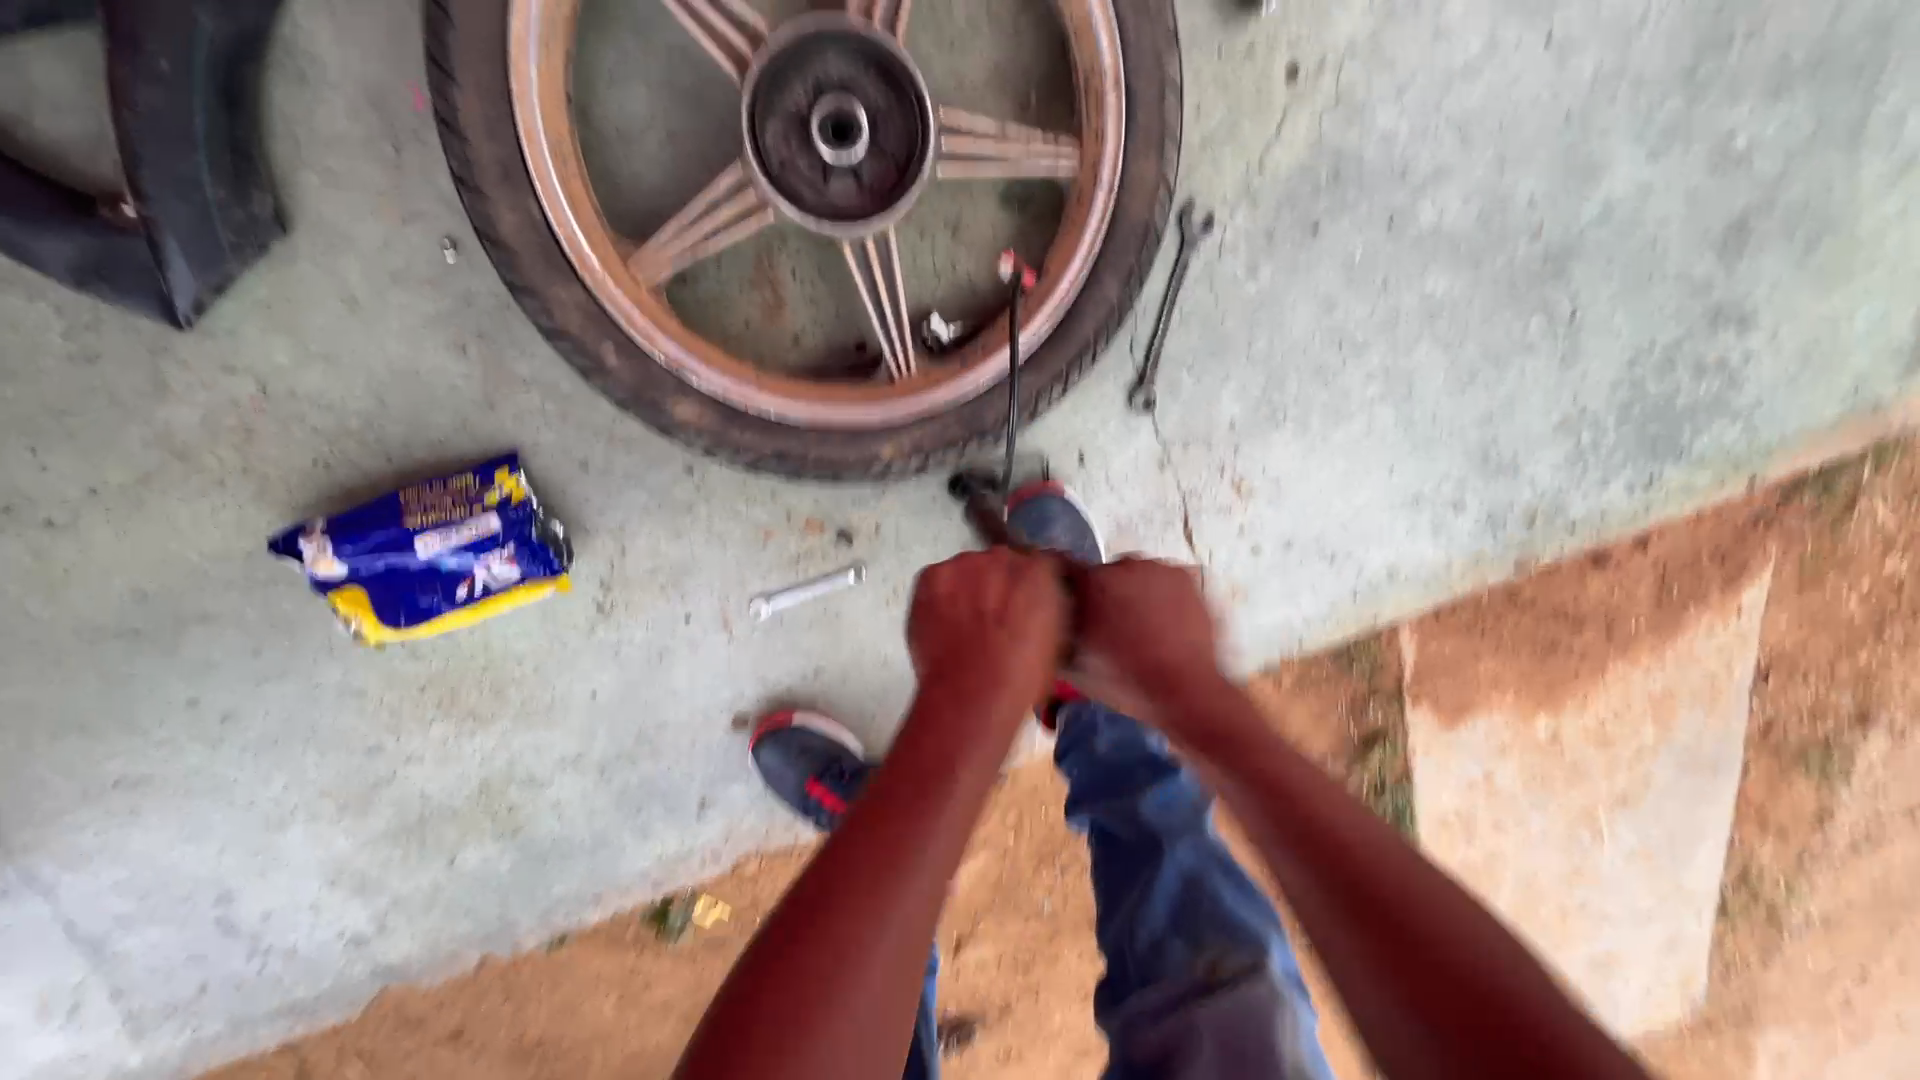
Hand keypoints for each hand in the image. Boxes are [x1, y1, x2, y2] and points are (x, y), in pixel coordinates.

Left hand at [906, 548, 1068, 719]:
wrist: (973, 693)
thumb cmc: (1021, 677)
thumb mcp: (1056, 642)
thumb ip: (1049, 611)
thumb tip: (1040, 611)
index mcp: (1040, 572)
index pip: (1041, 565)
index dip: (1031, 588)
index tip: (1025, 607)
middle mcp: (1002, 558)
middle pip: (1001, 564)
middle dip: (999, 586)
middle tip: (994, 620)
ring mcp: (963, 564)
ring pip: (966, 571)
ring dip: (967, 589)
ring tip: (964, 626)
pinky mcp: (930, 577)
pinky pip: (938, 581)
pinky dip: (939, 597)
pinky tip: (942, 625)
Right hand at [1064, 557, 1226, 714]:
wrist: (1184, 689)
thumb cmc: (1127, 681)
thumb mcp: (1073, 666)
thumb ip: (1055, 634)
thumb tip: (1049, 622)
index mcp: (1090, 583)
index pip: (1062, 565)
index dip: (1064, 584)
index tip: (1069, 597)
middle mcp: (1123, 566)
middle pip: (1104, 574)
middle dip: (1105, 594)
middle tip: (1112, 628)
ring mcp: (1158, 569)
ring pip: (1137, 576)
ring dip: (1135, 594)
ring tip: (1142, 630)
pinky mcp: (1185, 577)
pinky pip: (1164, 581)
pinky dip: (1163, 596)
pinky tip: (1164, 625)